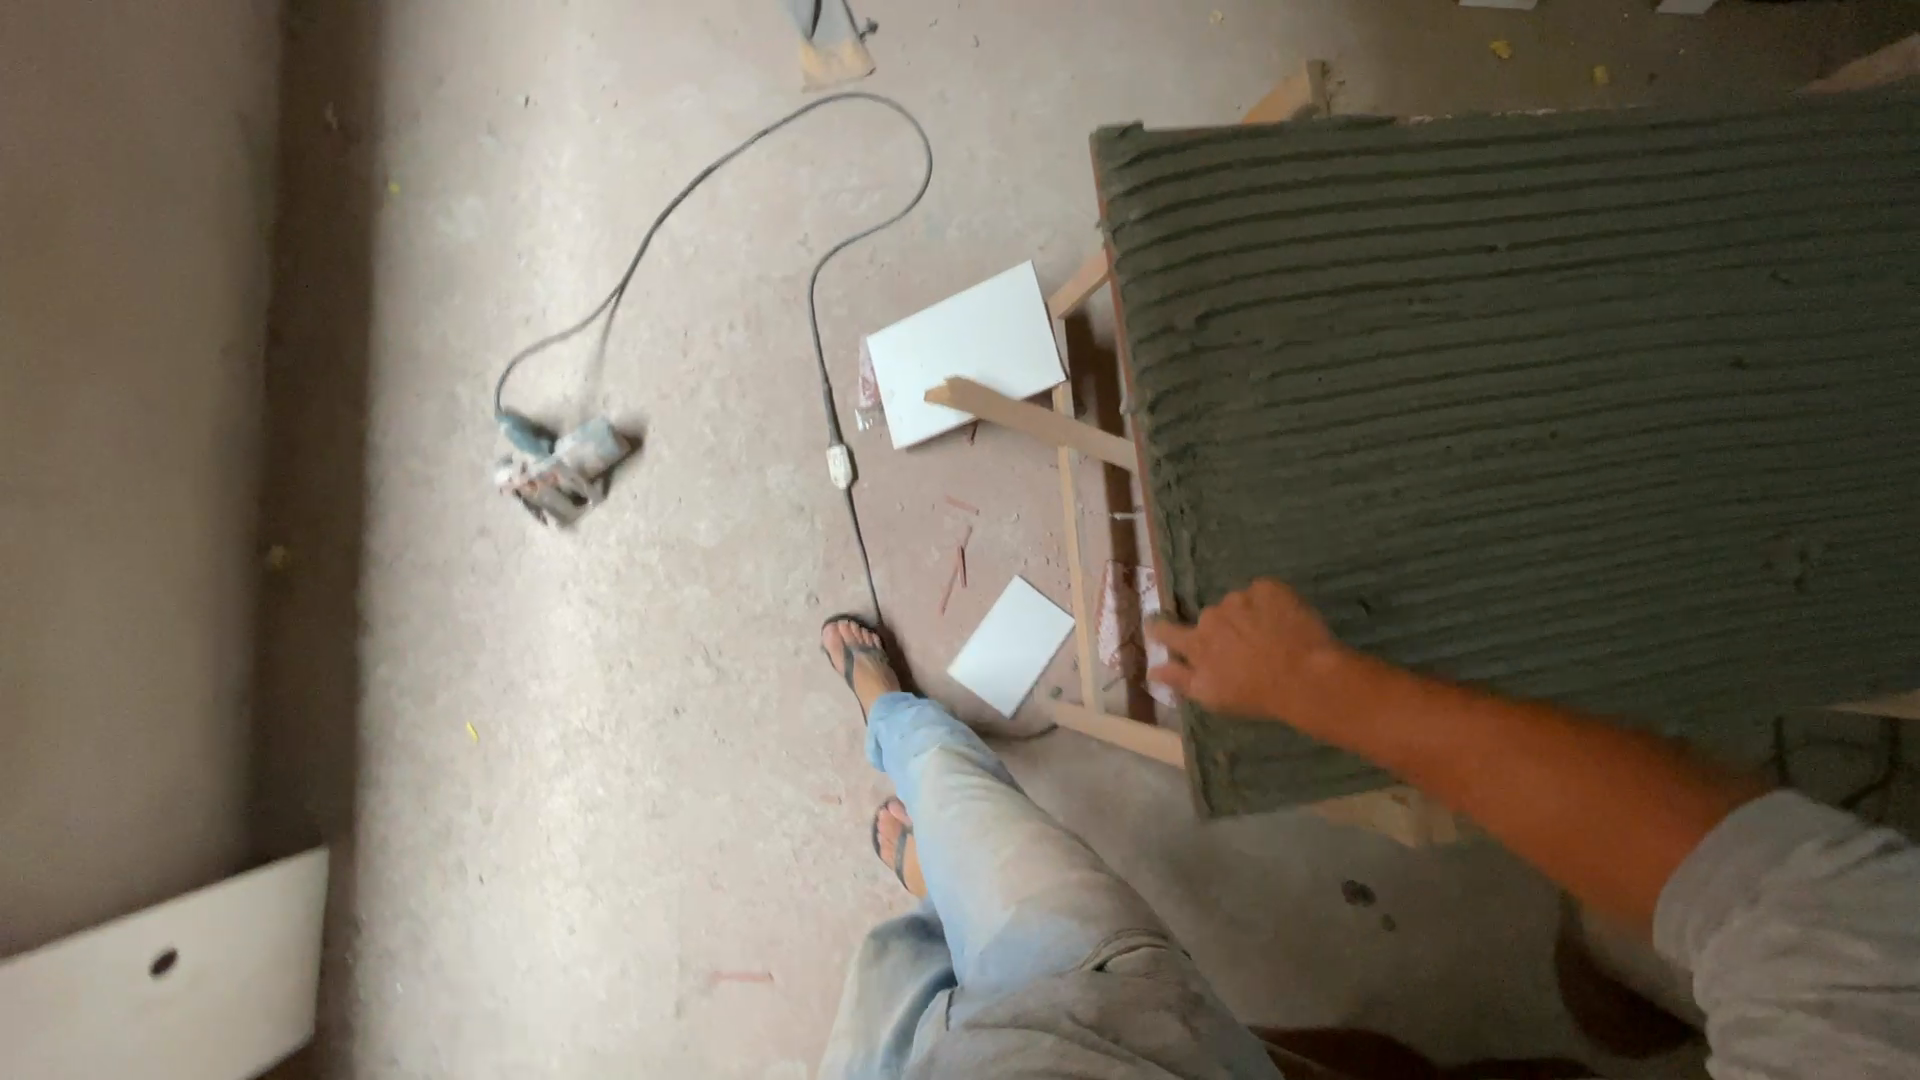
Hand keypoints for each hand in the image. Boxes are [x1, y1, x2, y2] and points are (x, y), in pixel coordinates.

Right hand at [1146, 579, 1349, 723]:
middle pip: (1210, 619)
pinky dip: (1270, 603)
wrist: (1306, 677)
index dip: (1161, 629)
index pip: (1168, 632)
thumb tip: (1151, 669)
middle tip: (1243, 647)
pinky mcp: (1268, 588)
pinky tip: (1284, 621)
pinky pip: (1263, 592)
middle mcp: (1211, 617)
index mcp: (1196, 644)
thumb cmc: (1256, 695)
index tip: (1157, 627)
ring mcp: (1240, 599)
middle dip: (1221, 630)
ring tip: (1269, 636)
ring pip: (1237, 605)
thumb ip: (1178, 680)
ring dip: (1247, 616)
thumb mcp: (1211, 696)